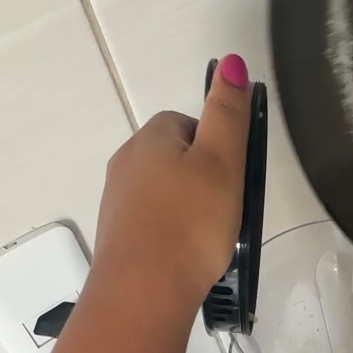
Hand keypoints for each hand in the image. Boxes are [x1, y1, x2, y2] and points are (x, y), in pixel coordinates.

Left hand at [92, 53, 251, 307]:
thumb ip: (228, 115)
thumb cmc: (190, 224)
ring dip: (188, 212)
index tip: (234, 182)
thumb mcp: (222, 165)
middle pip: (175, 161)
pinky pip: (153, 226)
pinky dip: (172, 237)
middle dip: (202, 182)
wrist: (145, 290)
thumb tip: (233, 63)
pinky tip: (188, 259)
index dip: (217, 150)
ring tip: (211, 243)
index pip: (189, 125)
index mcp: (152, 137)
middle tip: (227, 215)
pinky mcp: (119, 239)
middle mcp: (127, 162)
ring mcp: (118, 203)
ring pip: (163, 196)